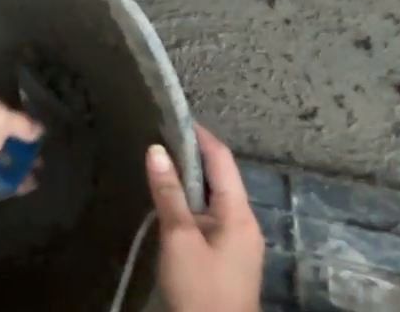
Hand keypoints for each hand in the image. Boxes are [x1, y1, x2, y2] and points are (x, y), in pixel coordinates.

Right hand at [148, 125, 264, 311]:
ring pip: (212, 195)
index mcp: (239, 215)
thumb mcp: (179, 237)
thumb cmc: (200, 287)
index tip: (171, 112)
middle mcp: (243, 223)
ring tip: (156, 155)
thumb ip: (168, 192)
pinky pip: (208, 212)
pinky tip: (166, 194)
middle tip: (155, 130)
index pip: (222, 160)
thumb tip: (156, 148)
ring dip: (188, 174)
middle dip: (191, 152)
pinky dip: (188, 196)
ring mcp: (236, 240)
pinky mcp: (224, 254)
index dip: (199, 134)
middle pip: (219, 176)